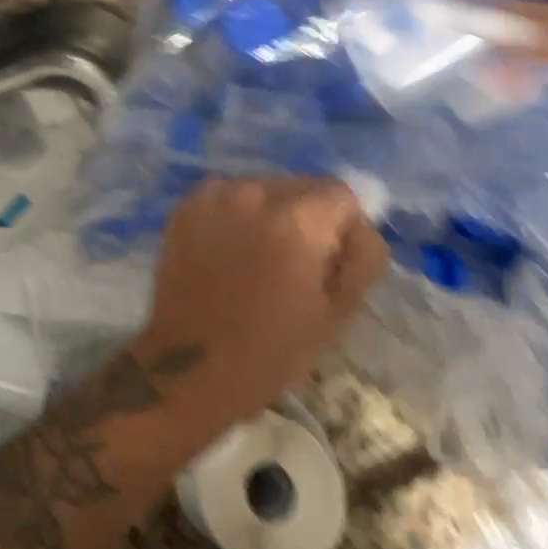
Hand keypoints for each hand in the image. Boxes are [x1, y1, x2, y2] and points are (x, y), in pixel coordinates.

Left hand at [138, 177, 386, 423]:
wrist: (191, 364)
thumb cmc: (272, 348)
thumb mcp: (338, 311)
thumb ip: (363, 256)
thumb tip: (359, 225)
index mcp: (296, 219)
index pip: (340, 192)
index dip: (344, 226)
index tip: (331, 260)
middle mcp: (252, 193)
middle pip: (299, 185)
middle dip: (307, 215)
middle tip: (296, 263)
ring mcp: (213, 196)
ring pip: (261, 187)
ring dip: (269, 211)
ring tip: (258, 258)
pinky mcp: (184, 206)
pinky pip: (225, 195)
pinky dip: (235, 214)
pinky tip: (228, 251)